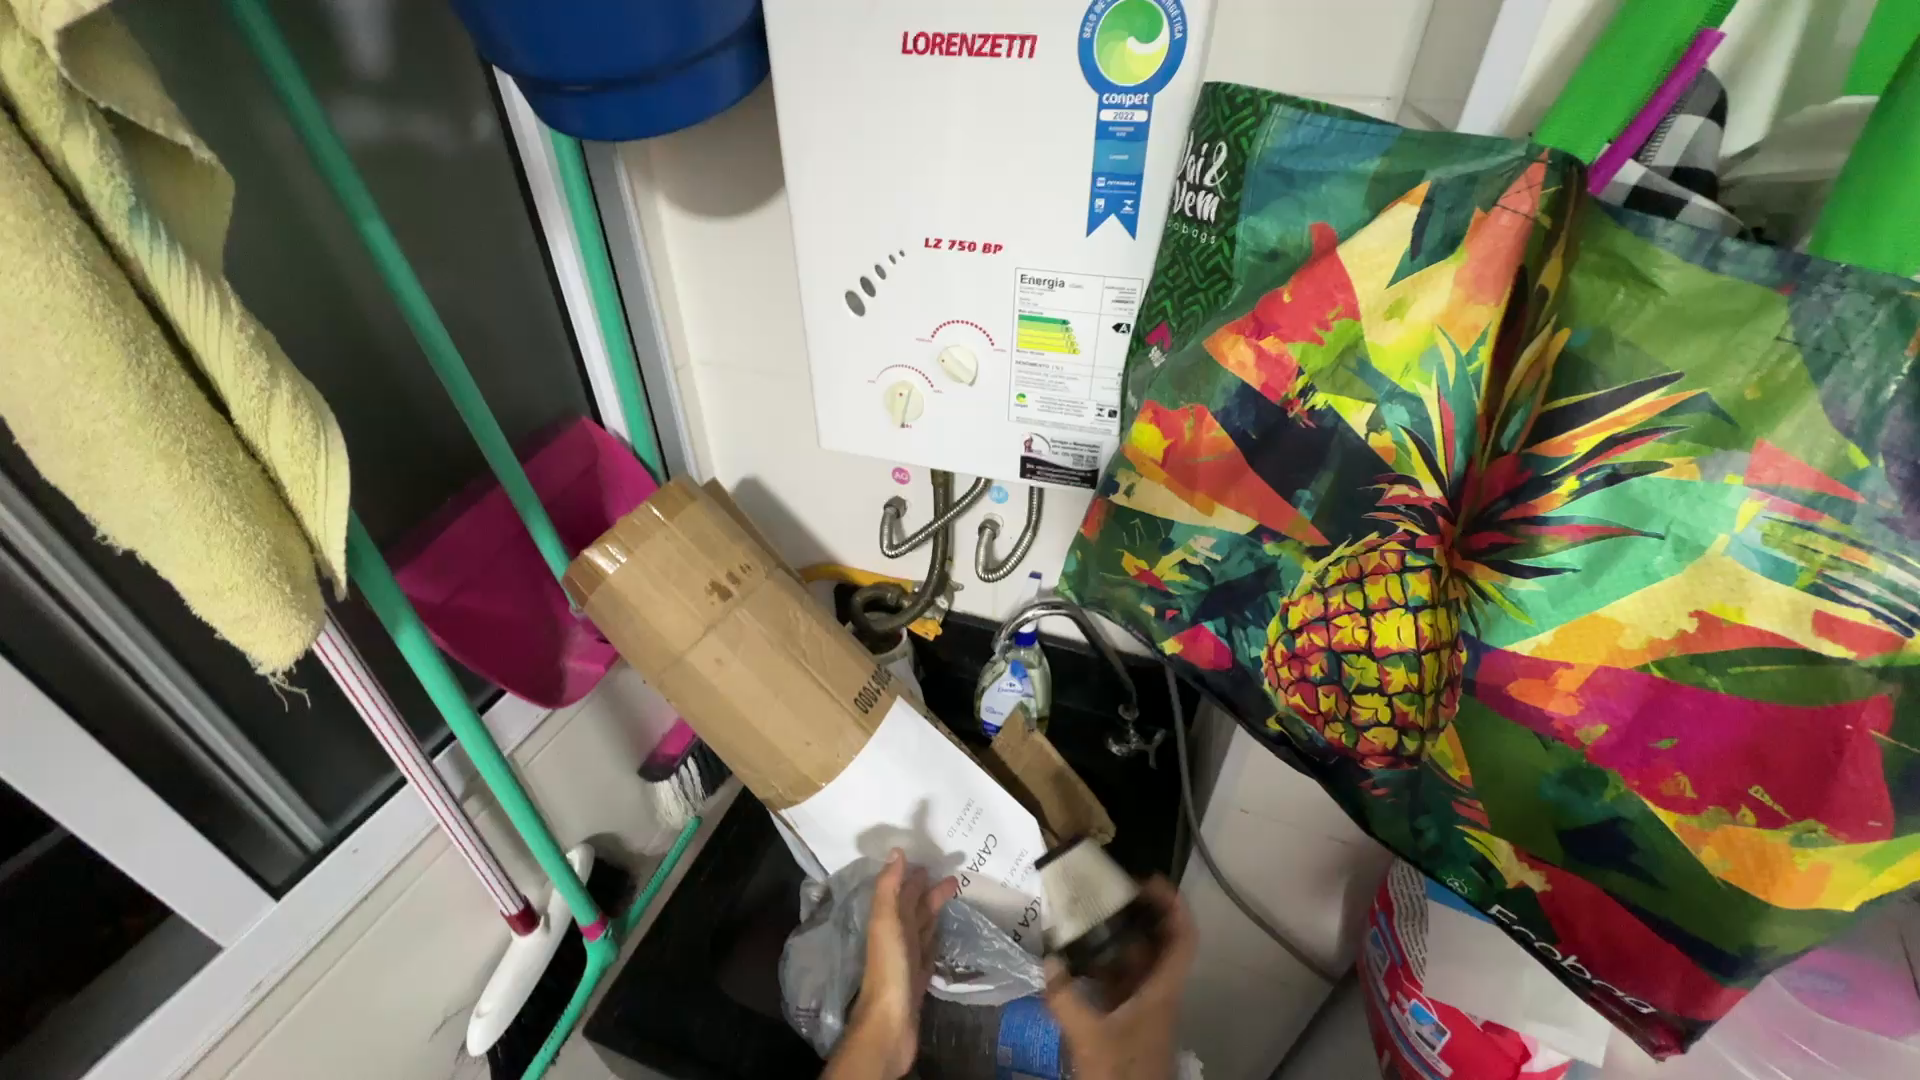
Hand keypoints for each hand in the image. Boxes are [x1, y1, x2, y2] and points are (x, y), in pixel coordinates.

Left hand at [833, 849, 958, 1079]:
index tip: (934, 859)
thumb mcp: (886, 921)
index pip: (903, 890)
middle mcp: (897, 936)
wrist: (890, 1024)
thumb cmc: (889, 968)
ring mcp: (908, 958)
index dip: (915, 874)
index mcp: (887, 920)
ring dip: (935, 910)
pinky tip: (945, 933)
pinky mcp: (920, 978)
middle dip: (930, 891)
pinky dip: (937, 937)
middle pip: (915, 907)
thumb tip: (896, 851)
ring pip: (923, 926)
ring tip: (953, 897)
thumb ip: (889, 887)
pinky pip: (930, 950)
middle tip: (954, 877)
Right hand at [1044, 877, 1195, 1079]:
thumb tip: (1048, 961)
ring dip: (1118, 935)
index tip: (1150, 880)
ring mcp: (1142, 1007)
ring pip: (1137, 960)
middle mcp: (1157, 993)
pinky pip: (1119, 979)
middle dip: (1139, 912)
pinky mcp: (1126, 1020)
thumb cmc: (1121, 1075)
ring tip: (1088, 911)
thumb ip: (1066, 999)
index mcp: (1161, 992)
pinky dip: (1102, 962)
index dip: (1174, 906)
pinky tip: (1076, 954)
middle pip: (1158, 943)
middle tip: (1110, 888)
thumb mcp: (1090, 1038)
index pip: (1183, 939)